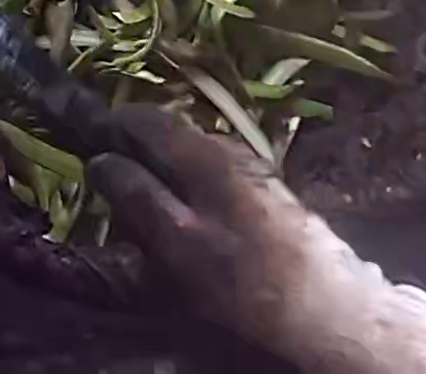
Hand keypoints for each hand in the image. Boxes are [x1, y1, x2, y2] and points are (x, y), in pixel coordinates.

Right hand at [89, 107, 425, 373]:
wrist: (335, 310)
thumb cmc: (247, 278)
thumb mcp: (178, 243)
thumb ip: (136, 196)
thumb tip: (99, 160)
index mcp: (197, 151)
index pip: (141, 116)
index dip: (110, 125)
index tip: (90, 144)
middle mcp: (220, 144)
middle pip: (162, 129)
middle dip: (132, 145)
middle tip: (112, 178)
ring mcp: (243, 163)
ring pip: (183, 149)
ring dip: (157, 163)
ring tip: (143, 199)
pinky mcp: (258, 186)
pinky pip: (205, 168)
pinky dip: (182, 179)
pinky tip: (183, 213)